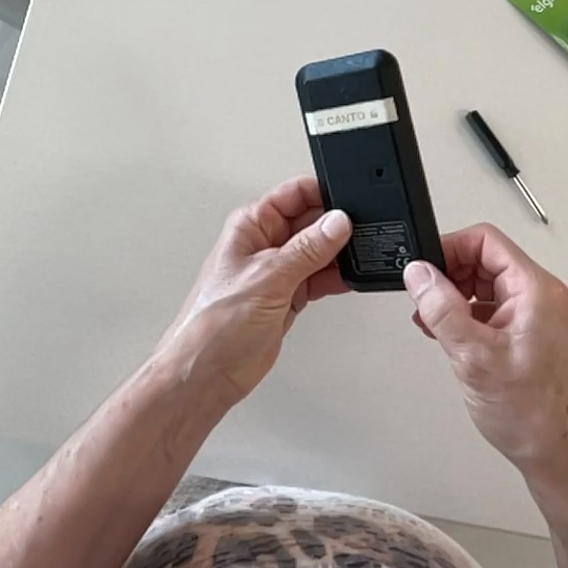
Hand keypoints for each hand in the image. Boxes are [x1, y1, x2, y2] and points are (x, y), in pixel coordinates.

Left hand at [156, 176, 351, 406]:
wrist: (207, 373)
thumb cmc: (213, 323)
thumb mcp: (268, 277)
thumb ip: (307, 249)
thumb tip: (336, 222)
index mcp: (251, 225)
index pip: (293, 194)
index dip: (322, 194)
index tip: (348, 203)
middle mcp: (264, 243)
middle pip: (310, 220)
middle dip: (335, 225)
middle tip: (359, 233)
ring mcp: (277, 271)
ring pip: (318, 250)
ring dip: (338, 254)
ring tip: (360, 256)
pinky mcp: (288, 296)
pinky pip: (319, 277)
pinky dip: (335, 278)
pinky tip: (350, 278)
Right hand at [402, 224, 567, 482]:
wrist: (563, 460)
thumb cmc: (534, 417)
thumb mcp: (473, 356)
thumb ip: (441, 308)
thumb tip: (419, 273)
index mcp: (536, 291)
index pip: (485, 241)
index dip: (449, 248)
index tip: (424, 268)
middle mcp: (543, 298)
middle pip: (485, 260)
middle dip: (449, 276)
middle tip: (426, 299)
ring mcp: (539, 317)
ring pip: (487, 285)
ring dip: (456, 298)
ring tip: (435, 323)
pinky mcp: (533, 335)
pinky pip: (494, 308)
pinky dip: (468, 316)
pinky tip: (452, 338)